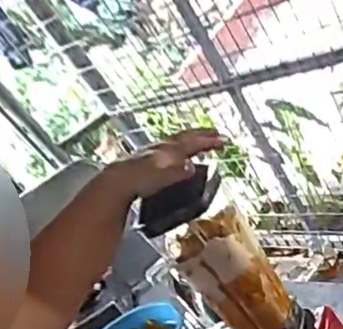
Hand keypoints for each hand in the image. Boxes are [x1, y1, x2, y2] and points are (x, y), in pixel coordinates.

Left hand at [104, 128, 224, 198]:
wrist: (120, 180)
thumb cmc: (142, 181)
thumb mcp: (162, 179)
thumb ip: (177, 172)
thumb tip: (192, 166)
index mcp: (169, 152)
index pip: (192, 143)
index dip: (207, 141)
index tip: (222, 140)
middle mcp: (164, 147)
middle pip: (186, 137)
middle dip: (202, 135)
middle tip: (215, 134)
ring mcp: (156, 150)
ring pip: (177, 140)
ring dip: (191, 138)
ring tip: (199, 139)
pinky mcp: (150, 157)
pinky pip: (170, 147)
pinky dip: (180, 146)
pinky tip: (179, 152)